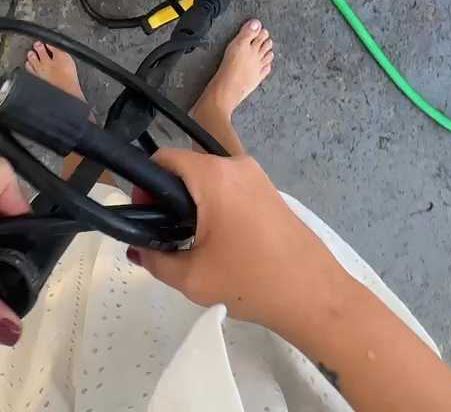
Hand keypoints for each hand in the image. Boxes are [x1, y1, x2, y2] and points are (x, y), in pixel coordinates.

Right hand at [129, 150, 355, 332]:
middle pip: (188, 167)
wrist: (313, 294)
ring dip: (194, 201)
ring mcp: (256, 175)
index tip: (144, 213)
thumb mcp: (192, 278)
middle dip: (170, 196)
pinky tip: (220, 240)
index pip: (166, 158)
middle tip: (166, 234)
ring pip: (210, 178)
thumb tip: (137, 249)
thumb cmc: (251, 280)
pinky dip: (216, 204)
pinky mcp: (269, 189)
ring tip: (193, 242)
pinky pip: (230, 186)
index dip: (146, 183)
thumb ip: (156, 260)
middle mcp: (235, 164)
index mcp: (214, 176)